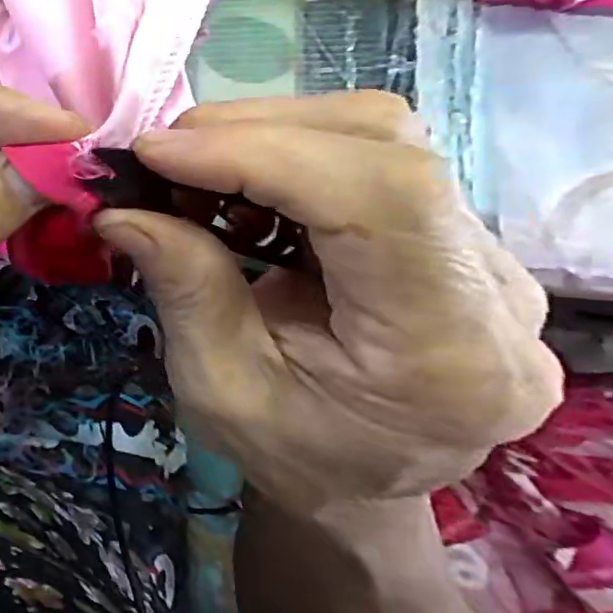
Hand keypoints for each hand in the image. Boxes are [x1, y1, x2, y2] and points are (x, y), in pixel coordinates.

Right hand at [93, 93, 562, 513]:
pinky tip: (227, 181)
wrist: (363, 481)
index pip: (379, 198)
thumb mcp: (216, 384)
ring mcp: (481, 250)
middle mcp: (491, 285)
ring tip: (186, 169)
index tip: (152, 153)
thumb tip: (121, 207)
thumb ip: (184, 287)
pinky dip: (277, 148)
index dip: (258, 154)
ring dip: (261, 131)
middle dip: (249, 132)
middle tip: (154, 158)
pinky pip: (365, 153)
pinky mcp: (447, 231)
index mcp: (445, 347)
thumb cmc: (288, 451)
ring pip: (378, 133)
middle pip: (383, 146)